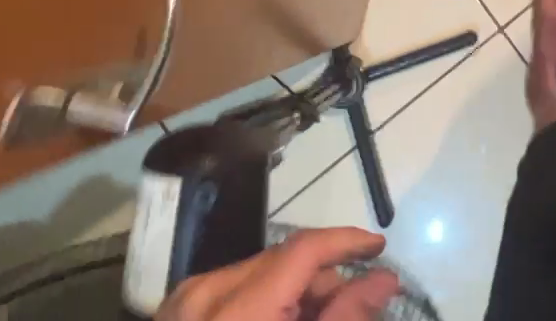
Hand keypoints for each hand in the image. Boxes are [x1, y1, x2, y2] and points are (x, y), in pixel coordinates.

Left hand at [157, 227, 399, 320]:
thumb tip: (382, 280)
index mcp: (240, 309)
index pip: (303, 249)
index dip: (347, 242)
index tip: (380, 248)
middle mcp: (206, 291)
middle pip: (282, 260)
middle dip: (322, 279)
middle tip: (352, 309)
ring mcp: (183, 303)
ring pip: (258, 273)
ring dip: (293, 292)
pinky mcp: (172, 314)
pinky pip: (231, 290)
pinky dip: (262, 303)